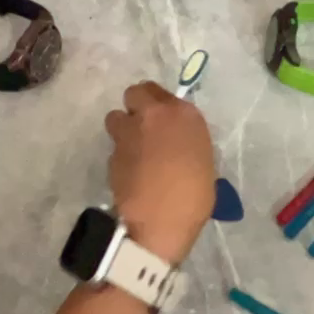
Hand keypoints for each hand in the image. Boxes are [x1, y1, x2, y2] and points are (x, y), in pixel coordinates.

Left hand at [103, 82, 216, 264]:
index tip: (161, 117)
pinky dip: (120, 155)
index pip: (161, 92)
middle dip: (136, 105)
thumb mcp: (202, 159)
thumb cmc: (194, 195)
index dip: (158, 104)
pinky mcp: (112, 153)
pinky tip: (130, 173)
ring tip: (133, 149)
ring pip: (116, 116)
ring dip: (122, 128)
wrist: (162, 221)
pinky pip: (114, 146)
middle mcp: (152, 116)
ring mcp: (128, 133)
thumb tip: (173, 141)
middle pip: (135, 93)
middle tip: (143, 125)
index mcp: (182, 114)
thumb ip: (184, 139)